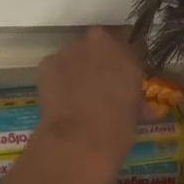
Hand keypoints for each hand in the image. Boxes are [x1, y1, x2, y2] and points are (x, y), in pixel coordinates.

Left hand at [27, 27, 146, 183]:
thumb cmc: (117, 128)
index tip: (127, 71)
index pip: (131, 44)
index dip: (130, 58)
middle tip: (102, 84)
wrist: (79, 141)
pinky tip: (61, 98)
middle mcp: (98, 42)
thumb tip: (132, 100)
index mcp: (126, 51)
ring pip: (76, 54)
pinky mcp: (47, 63)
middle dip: (102, 60)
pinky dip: (59, 78)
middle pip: (100, 44)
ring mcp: (70, 50)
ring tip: (78, 94)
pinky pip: (56, 66)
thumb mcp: (136, 108)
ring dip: (79, 67)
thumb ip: (133, 93)